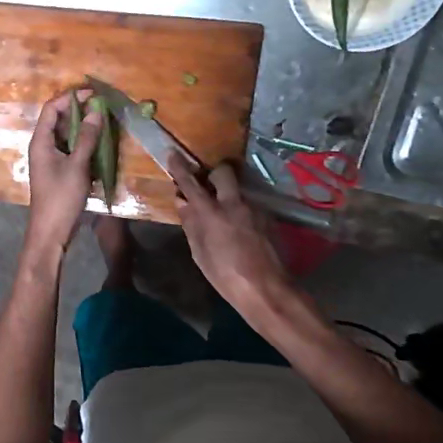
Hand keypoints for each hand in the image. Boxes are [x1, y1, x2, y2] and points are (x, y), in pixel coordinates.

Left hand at [24, 88, 103, 255]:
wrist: (52, 230)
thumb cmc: (61, 197)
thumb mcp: (77, 165)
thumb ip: (87, 138)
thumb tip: (96, 111)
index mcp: (41, 141)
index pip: (52, 108)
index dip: (71, 97)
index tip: (93, 94)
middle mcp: (43, 146)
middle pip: (59, 119)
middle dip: (80, 110)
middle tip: (103, 106)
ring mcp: (51, 158)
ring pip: (67, 134)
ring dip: (84, 126)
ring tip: (105, 121)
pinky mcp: (59, 169)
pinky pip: (71, 148)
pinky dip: (84, 143)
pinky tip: (100, 143)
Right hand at [166, 155, 293, 311]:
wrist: (266, 288)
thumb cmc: (225, 276)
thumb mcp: (200, 253)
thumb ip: (191, 224)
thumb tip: (182, 202)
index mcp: (212, 213)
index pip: (192, 183)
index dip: (180, 168)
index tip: (173, 154)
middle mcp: (235, 203)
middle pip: (224, 172)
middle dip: (214, 175)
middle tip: (208, 188)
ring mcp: (255, 208)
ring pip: (239, 190)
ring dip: (229, 196)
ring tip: (225, 217)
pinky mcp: (268, 217)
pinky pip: (250, 205)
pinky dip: (241, 211)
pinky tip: (241, 230)